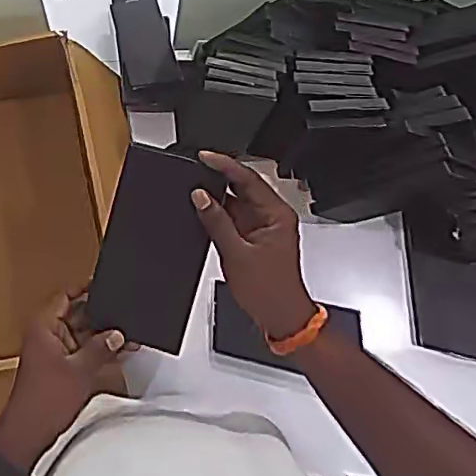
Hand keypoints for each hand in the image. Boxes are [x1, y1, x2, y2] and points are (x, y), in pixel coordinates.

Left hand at [0, 287, 126, 466]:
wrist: (30, 434)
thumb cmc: (42, 402)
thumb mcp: (79, 371)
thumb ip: (100, 349)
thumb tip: (115, 334)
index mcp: (44, 326)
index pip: (64, 296)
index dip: (83, 288)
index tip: (102, 284)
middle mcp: (47, 335)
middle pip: (75, 314)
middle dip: (98, 315)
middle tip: (121, 313)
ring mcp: (53, 351)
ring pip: (81, 334)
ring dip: (100, 335)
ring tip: (125, 334)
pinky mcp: (60, 367)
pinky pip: (81, 351)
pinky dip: (96, 351)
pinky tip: (116, 352)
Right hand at [194, 150, 318, 341]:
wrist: (281, 319)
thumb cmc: (271, 292)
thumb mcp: (237, 254)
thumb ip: (216, 221)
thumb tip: (200, 196)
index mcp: (277, 215)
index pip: (249, 179)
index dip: (225, 165)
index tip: (204, 156)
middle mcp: (272, 217)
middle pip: (242, 187)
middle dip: (218, 178)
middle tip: (194, 169)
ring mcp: (262, 226)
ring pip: (235, 201)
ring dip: (216, 197)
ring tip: (195, 192)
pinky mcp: (252, 236)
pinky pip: (231, 215)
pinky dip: (217, 213)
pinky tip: (203, 212)